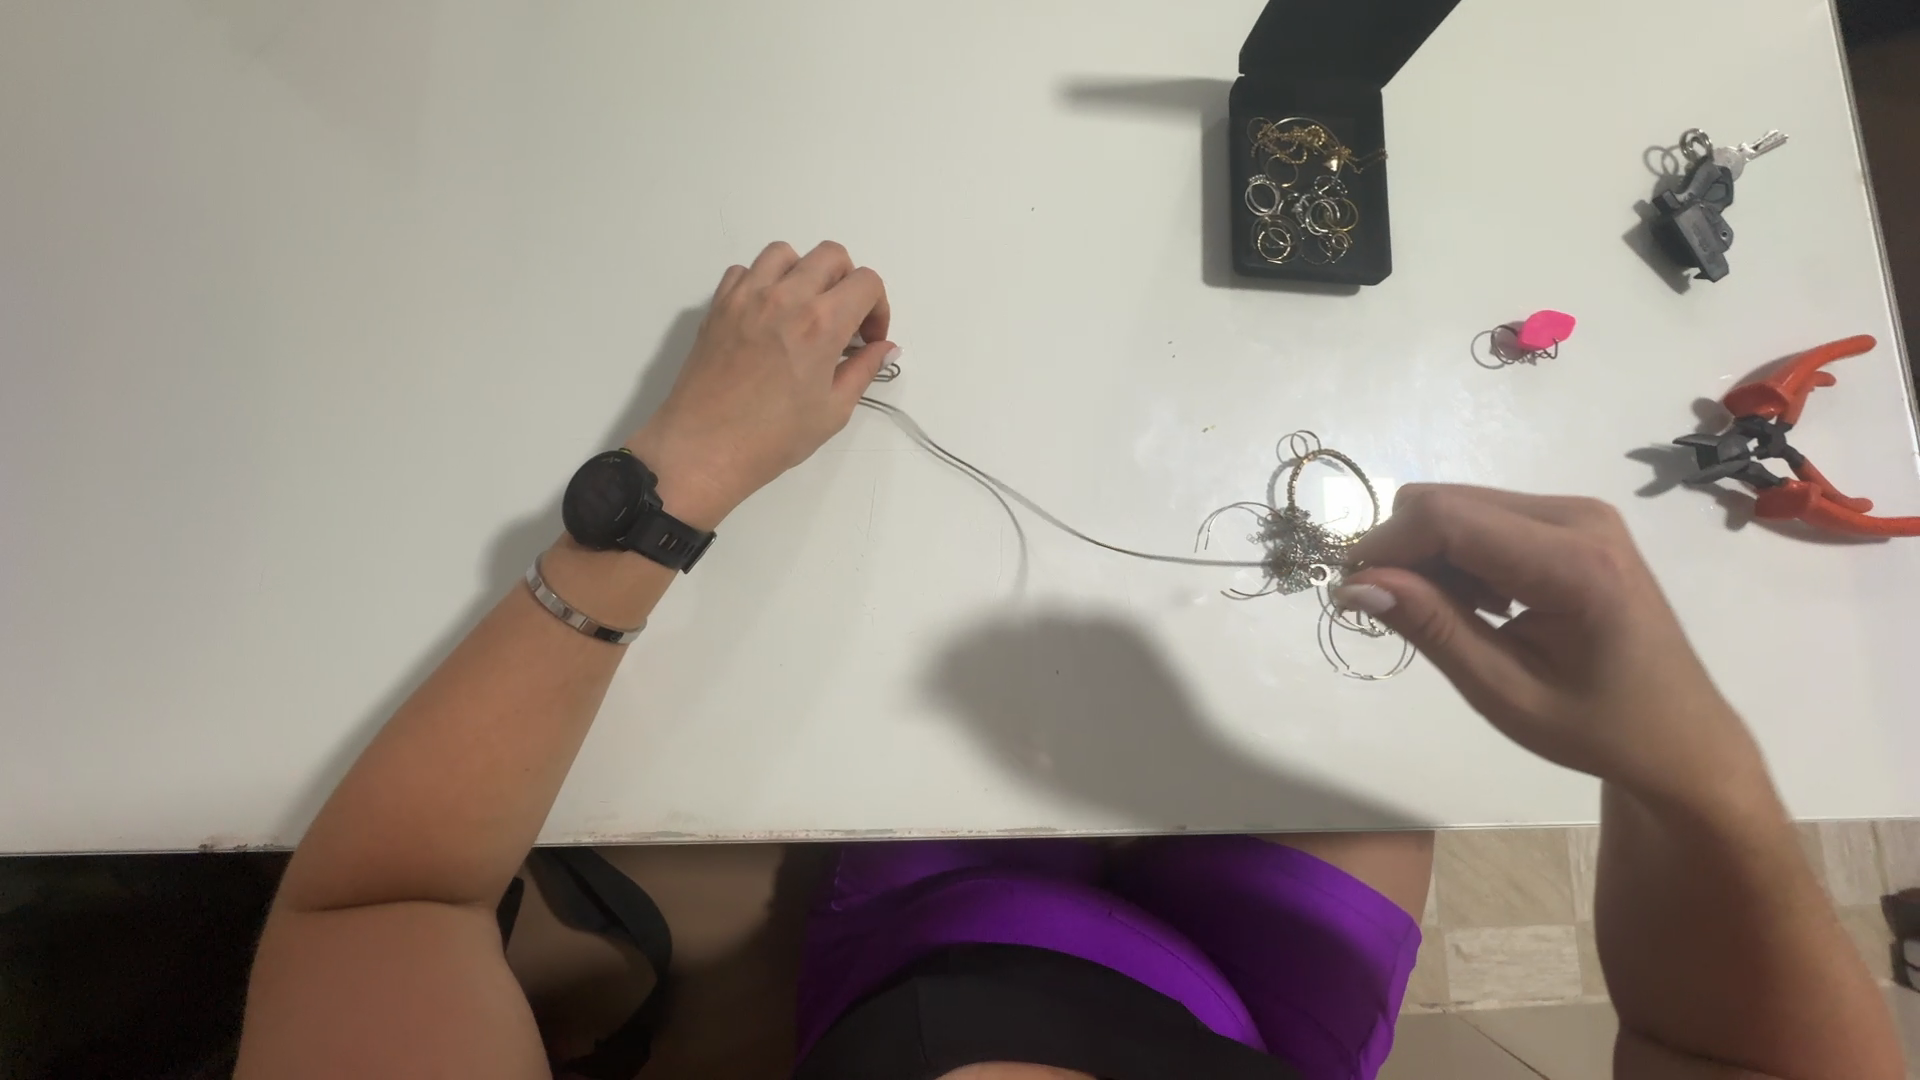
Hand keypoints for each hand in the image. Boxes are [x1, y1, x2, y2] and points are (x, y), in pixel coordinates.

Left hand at [624, 241, 895, 528]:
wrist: (706, 447)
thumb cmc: (774, 437)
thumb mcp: (833, 410)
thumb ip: (863, 369)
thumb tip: (883, 347)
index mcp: (821, 324)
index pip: (866, 283)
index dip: (878, 307)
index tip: (868, 338)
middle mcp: (785, 297)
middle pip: (831, 256)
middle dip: (848, 284)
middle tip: (844, 322)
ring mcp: (747, 296)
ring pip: (786, 254)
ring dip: (805, 274)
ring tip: (804, 312)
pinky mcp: (719, 305)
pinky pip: (747, 271)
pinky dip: (765, 283)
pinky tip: (769, 317)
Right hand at [1334, 485, 1763, 808]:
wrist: (1680, 738)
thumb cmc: (1596, 727)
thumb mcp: (1501, 691)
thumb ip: (1429, 627)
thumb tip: (1352, 584)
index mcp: (1573, 563)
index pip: (1444, 518)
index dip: (1382, 548)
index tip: (1355, 597)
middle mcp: (1576, 517)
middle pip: (1440, 503)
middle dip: (1400, 554)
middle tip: (1405, 616)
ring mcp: (1574, 514)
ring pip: (1450, 507)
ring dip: (1425, 557)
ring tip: (1452, 616)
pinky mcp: (1565, 522)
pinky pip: (1473, 516)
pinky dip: (1450, 556)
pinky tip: (1476, 603)